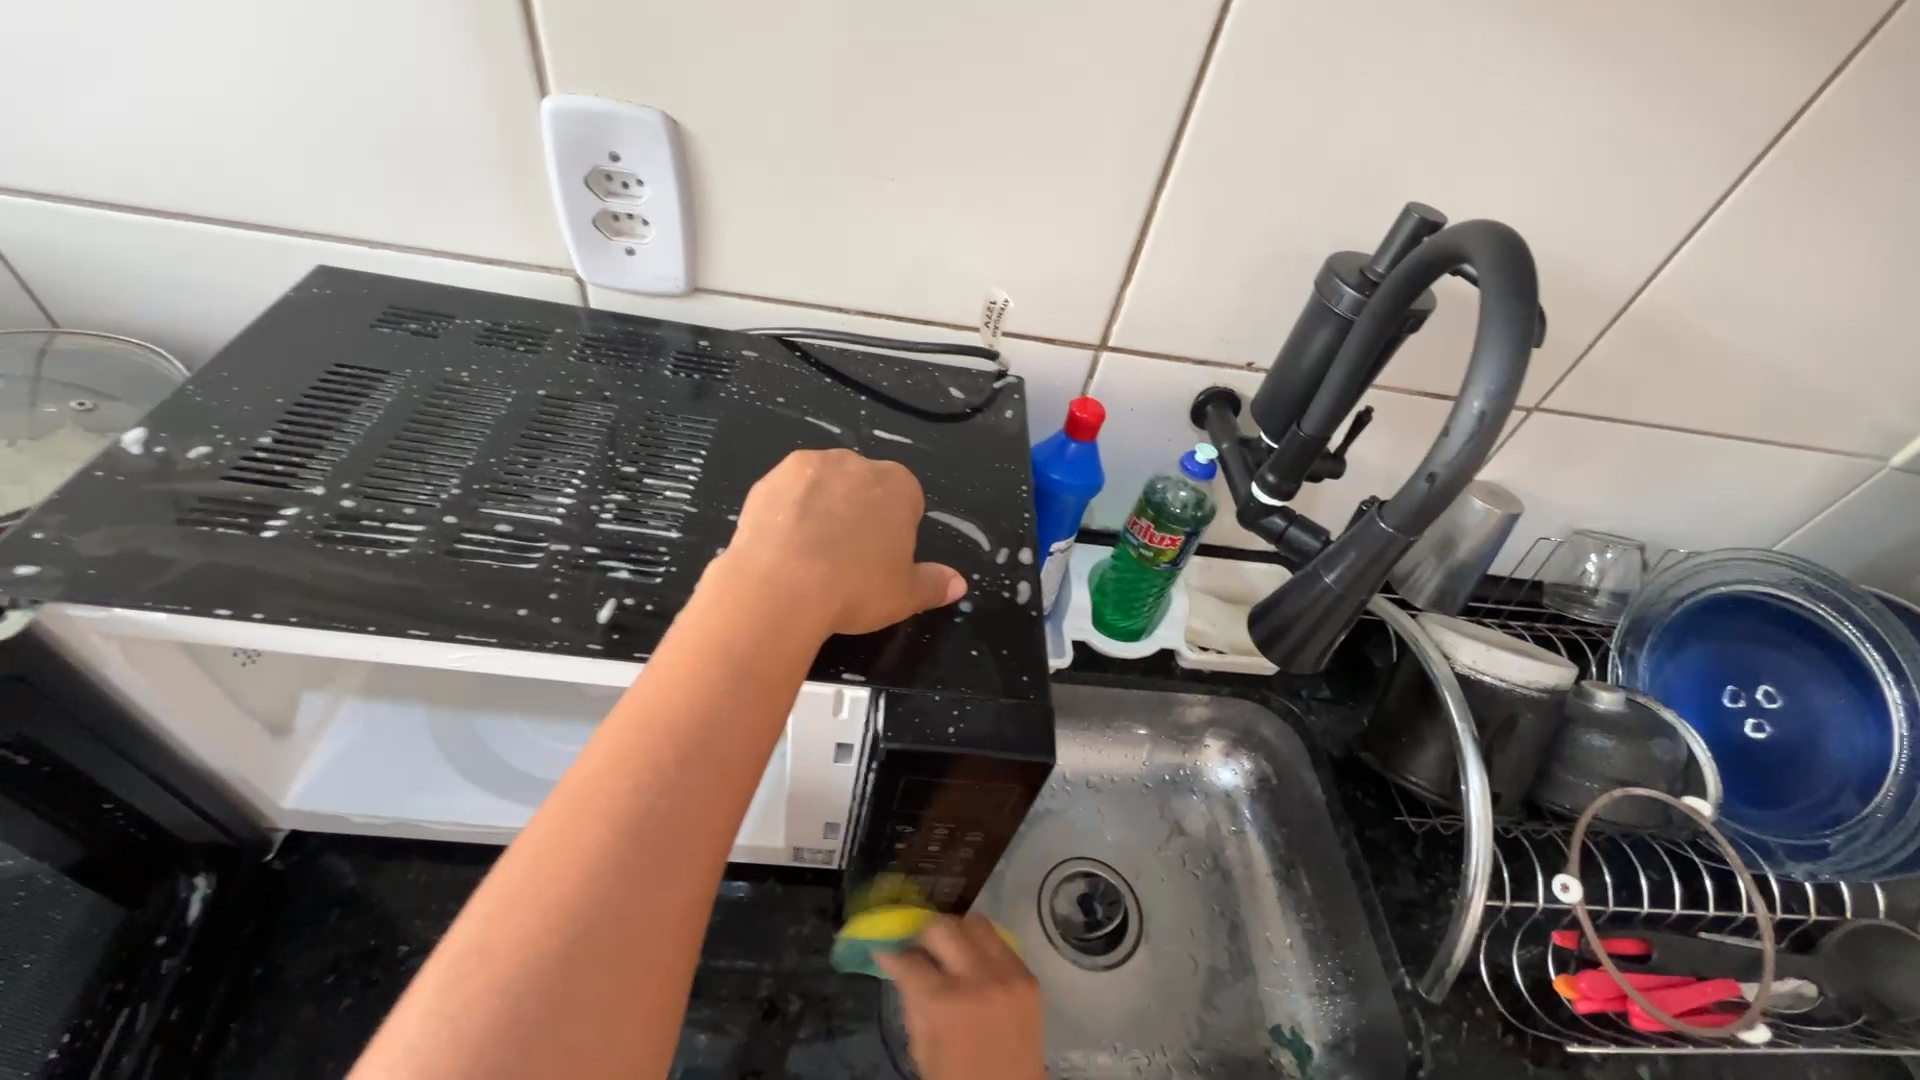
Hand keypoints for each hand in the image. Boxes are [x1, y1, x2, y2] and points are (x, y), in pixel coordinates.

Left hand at [714, 449, 966, 637]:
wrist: (779, 587)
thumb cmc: (855, 589)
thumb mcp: (905, 596)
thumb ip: (934, 584)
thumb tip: (959, 584)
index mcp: (898, 485)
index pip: (907, 501)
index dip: (895, 533)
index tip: (881, 562)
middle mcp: (855, 463)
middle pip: (863, 488)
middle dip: (858, 515)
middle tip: (846, 562)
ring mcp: (808, 467)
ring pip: (822, 488)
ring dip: (821, 511)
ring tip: (809, 558)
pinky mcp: (768, 480)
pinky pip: (786, 497)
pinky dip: (786, 516)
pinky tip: (781, 550)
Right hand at [877, 915, 1045, 1079]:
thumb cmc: (957, 1079)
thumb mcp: (921, 1047)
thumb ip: (912, 999)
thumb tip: (900, 962)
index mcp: (944, 1003)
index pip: (910, 959)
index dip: (894, 954)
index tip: (888, 951)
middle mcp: (977, 978)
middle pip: (943, 927)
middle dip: (924, 935)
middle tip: (919, 948)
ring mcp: (1008, 974)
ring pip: (976, 923)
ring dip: (956, 932)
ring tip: (949, 951)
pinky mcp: (1029, 976)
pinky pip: (1000, 942)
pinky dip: (982, 947)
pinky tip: (974, 965)